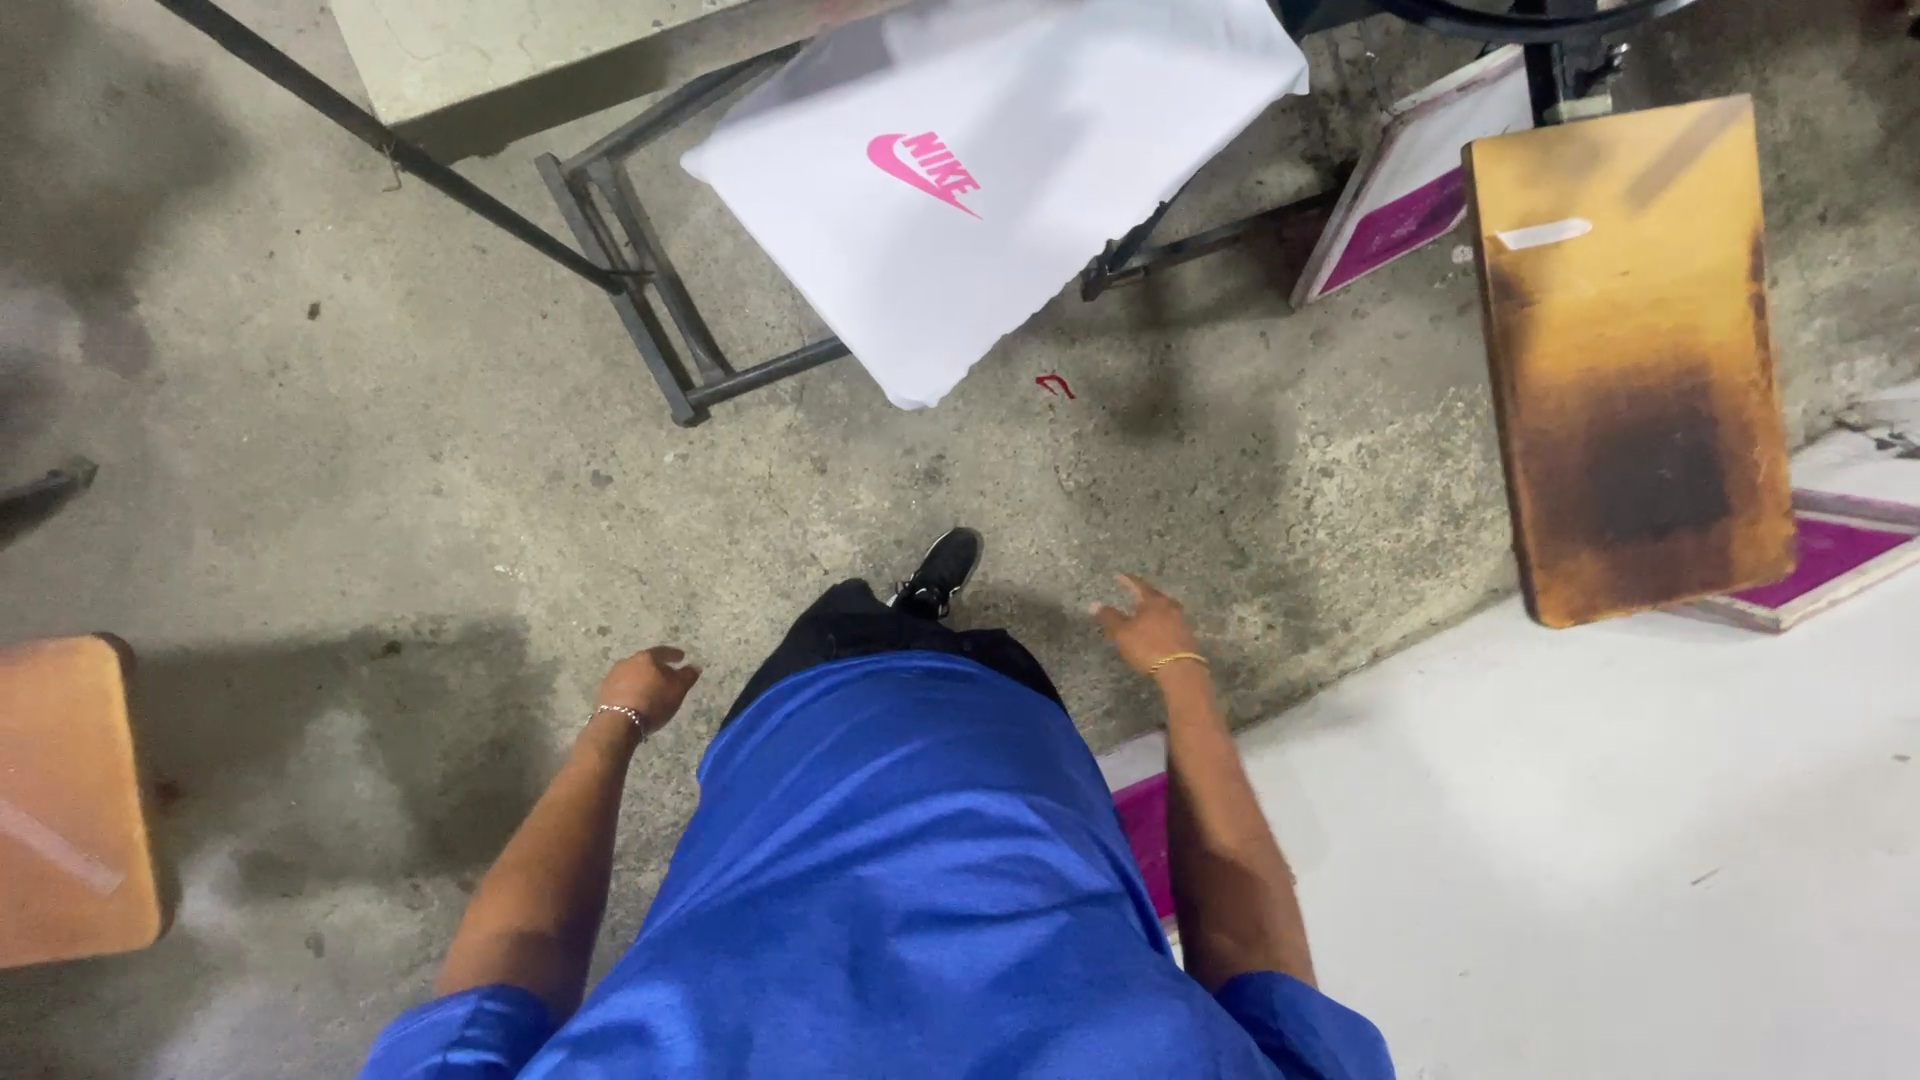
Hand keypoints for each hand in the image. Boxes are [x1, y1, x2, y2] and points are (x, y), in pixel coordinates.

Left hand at [595, 646, 700, 735]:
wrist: (618, 723)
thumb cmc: (653, 701)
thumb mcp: (678, 689)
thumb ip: (687, 676)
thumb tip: (694, 667)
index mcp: (646, 658)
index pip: (663, 651)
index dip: (674, 654)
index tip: (681, 657)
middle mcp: (627, 662)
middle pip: (646, 662)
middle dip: (656, 668)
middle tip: (666, 675)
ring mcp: (612, 677)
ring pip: (632, 674)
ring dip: (642, 679)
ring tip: (650, 689)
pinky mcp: (603, 693)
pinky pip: (622, 687)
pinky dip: (631, 690)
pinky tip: (636, 699)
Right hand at [1090, 574, 1203, 680]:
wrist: (1180, 670)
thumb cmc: (1148, 647)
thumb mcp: (1122, 633)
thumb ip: (1109, 617)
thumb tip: (1094, 604)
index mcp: (1154, 601)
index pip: (1139, 585)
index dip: (1128, 580)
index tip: (1120, 576)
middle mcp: (1170, 607)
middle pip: (1155, 597)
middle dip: (1144, 596)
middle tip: (1134, 595)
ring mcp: (1181, 621)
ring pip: (1165, 610)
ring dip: (1154, 610)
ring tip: (1145, 614)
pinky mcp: (1187, 637)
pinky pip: (1171, 624)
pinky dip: (1161, 623)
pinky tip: (1157, 630)